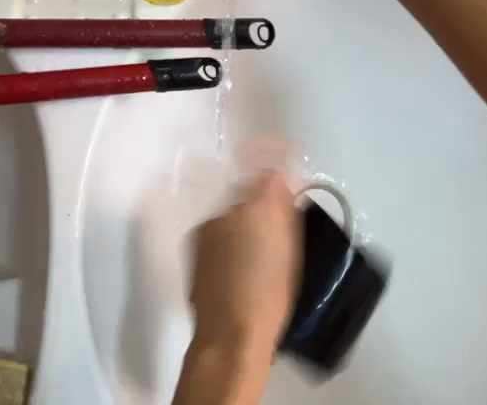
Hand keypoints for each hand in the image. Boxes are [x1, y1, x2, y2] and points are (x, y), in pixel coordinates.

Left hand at [188, 169, 300, 356]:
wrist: (228, 337)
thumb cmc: (268, 300)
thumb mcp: (290, 254)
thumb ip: (286, 209)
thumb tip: (284, 177)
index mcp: (255, 207)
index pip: (265, 164)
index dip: (275, 152)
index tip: (286, 149)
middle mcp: (226, 209)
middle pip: (248, 187)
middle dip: (263, 194)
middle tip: (281, 213)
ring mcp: (207, 226)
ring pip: (233, 209)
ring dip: (245, 215)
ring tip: (261, 245)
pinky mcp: (195, 245)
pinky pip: (219, 227)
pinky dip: (230, 233)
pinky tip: (241, 258)